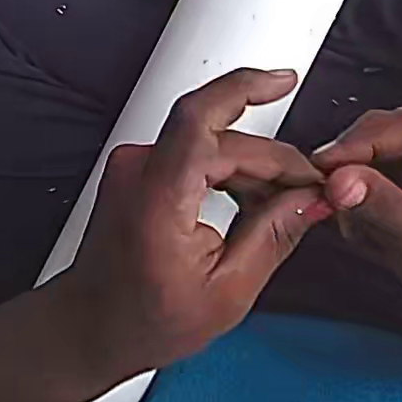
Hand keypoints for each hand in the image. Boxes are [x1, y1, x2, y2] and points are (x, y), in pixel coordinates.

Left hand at [54, 68, 333, 376]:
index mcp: (157, 197)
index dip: (244, 88)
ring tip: (281, 206)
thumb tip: (310, 201)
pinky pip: (194, 152)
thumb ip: (273, 237)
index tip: (284, 81)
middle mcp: (139, 169)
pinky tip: (251, 200)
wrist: (91, 320)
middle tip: (309, 193)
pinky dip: (228, 170)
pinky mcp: (139, 167)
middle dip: (273, 160)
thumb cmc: (142, 317)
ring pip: (210, 142)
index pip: (199, 116)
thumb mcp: (226, 293)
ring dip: (252, 166)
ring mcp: (135, 165)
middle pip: (220, 136)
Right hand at [311, 108, 401, 348]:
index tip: (326, 165)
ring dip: (354, 179)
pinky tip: (366, 225)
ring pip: (376, 148)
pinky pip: (375, 169)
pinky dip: (360, 194)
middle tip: (326, 189)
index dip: (362, 142)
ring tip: (353, 220)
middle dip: (354, 160)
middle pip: (389, 131)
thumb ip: (389, 212)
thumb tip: (340, 178)